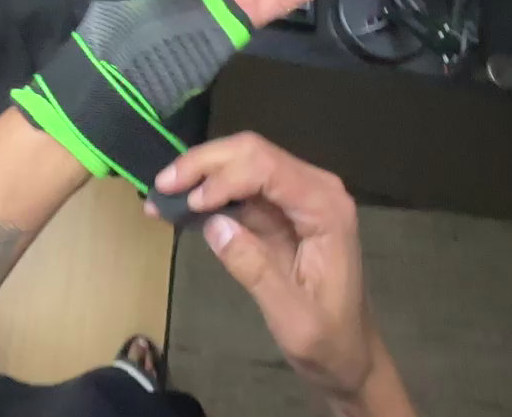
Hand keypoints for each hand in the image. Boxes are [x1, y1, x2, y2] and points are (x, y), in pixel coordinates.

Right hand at [152, 134, 411, 414]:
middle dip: (203, 164)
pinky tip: (177, 204)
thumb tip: (214, 224)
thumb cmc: (330, 342)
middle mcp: (312, 187)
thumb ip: (256, 270)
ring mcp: (294, 193)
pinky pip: (236, 184)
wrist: (350, 358)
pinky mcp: (276, 206)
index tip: (190, 202)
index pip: (268, 167)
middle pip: (250, 152)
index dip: (224, 176)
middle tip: (162, 186)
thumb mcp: (295, 320)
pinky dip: (204, 191)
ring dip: (199, 174)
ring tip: (161, 195)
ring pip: (239, 160)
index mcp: (325, 207)